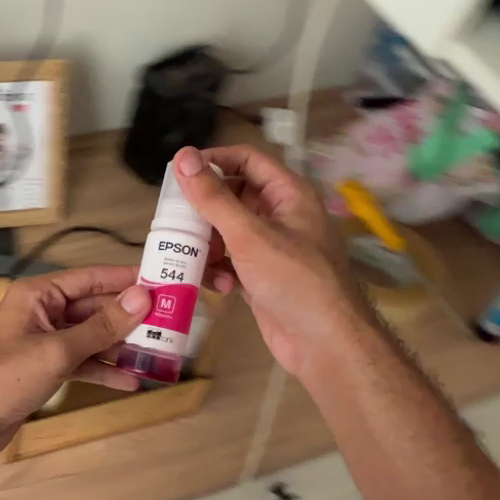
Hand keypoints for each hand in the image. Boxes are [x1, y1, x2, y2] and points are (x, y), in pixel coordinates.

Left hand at [0, 265, 149, 460]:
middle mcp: (42, 310)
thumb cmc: (7, 378)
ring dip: (120, 344)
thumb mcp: (59, 350)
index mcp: (38, 294)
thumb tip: (142, 297)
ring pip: (91, 335)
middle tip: (170, 319)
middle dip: (129, 315)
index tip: (162, 280)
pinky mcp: (45, 366)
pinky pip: (81, 360)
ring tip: (159, 350)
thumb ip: (102, 326)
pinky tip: (131, 380)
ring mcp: (44, 340)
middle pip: (93, 307)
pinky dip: (102, 369)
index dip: (125, 279)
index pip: (90, 278)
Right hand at [171, 144, 355, 375]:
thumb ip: (213, 197)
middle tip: (175, 222)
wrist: (324, 341)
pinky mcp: (262, 277)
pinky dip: (219, 270)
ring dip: (208, 245)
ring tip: (194, 258)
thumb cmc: (293, 280)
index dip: (214, 161)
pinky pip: (231, 262)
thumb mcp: (249, 235)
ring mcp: (271, 248)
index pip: (247, 160)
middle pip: (232, 198)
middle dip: (204, 211)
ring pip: (227, 233)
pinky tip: (218, 286)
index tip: (179, 174)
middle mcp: (281, 216)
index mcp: (288, 194)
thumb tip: (183, 157)